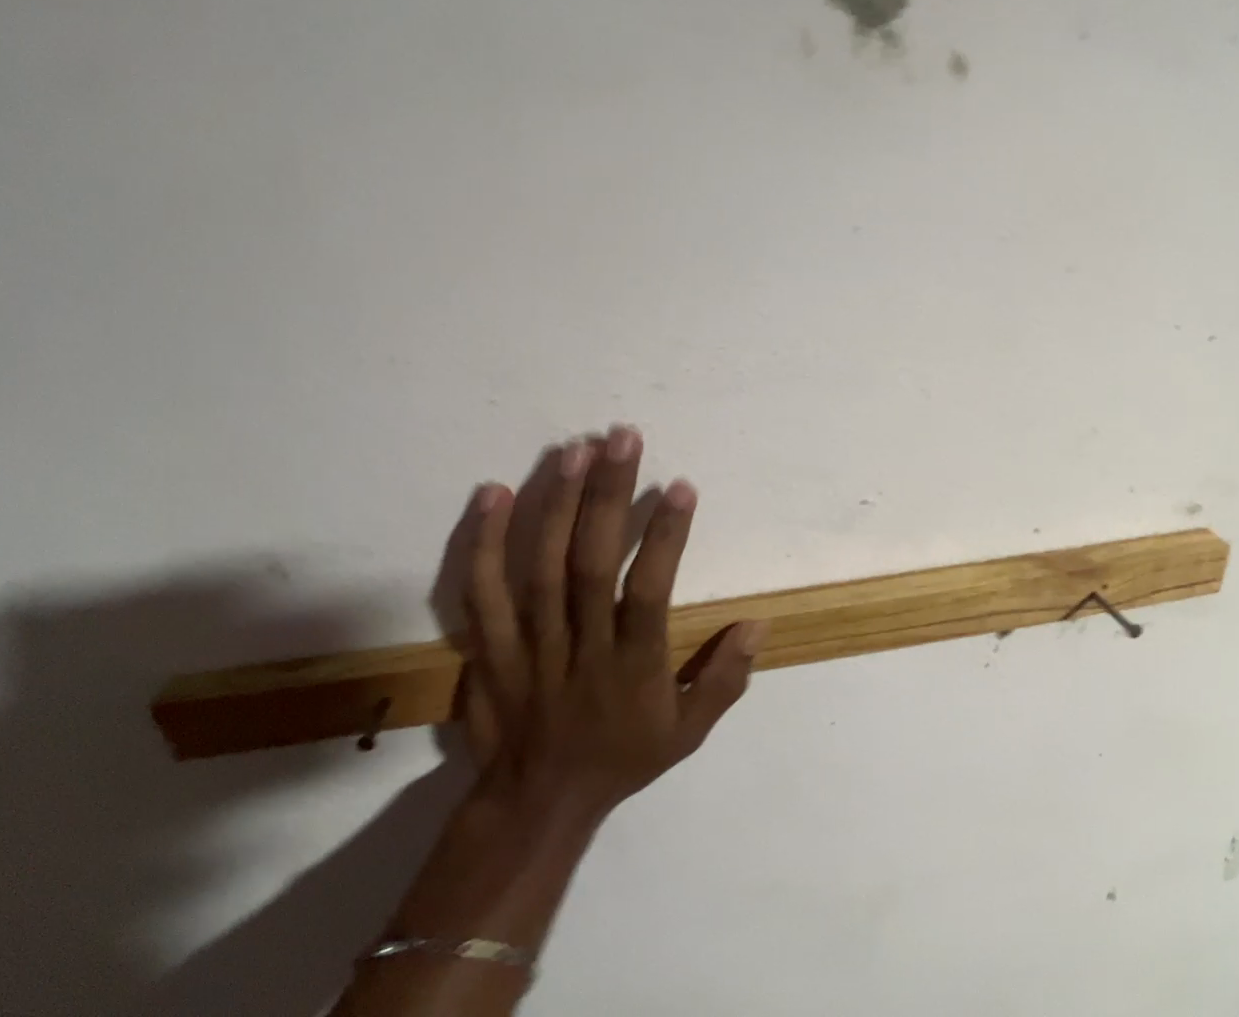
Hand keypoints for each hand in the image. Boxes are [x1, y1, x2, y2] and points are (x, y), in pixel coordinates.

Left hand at [459, 425, 764, 818]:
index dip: (666, 538)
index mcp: (633, 666)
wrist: (539, 801)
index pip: (650, 592)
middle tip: (622, 437)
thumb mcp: (688, 733)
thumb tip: (757, 624)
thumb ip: (724, 679)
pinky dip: (484, 542)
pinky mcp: (490, 647)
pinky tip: (495, 492)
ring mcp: (530, 645)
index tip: (681, 486)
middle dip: (609, 496)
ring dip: (558, 504)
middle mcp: (581, 646)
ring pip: (540, 566)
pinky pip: (482, 591)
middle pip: (591, 563)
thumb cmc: (622, 760)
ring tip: (575, 450)